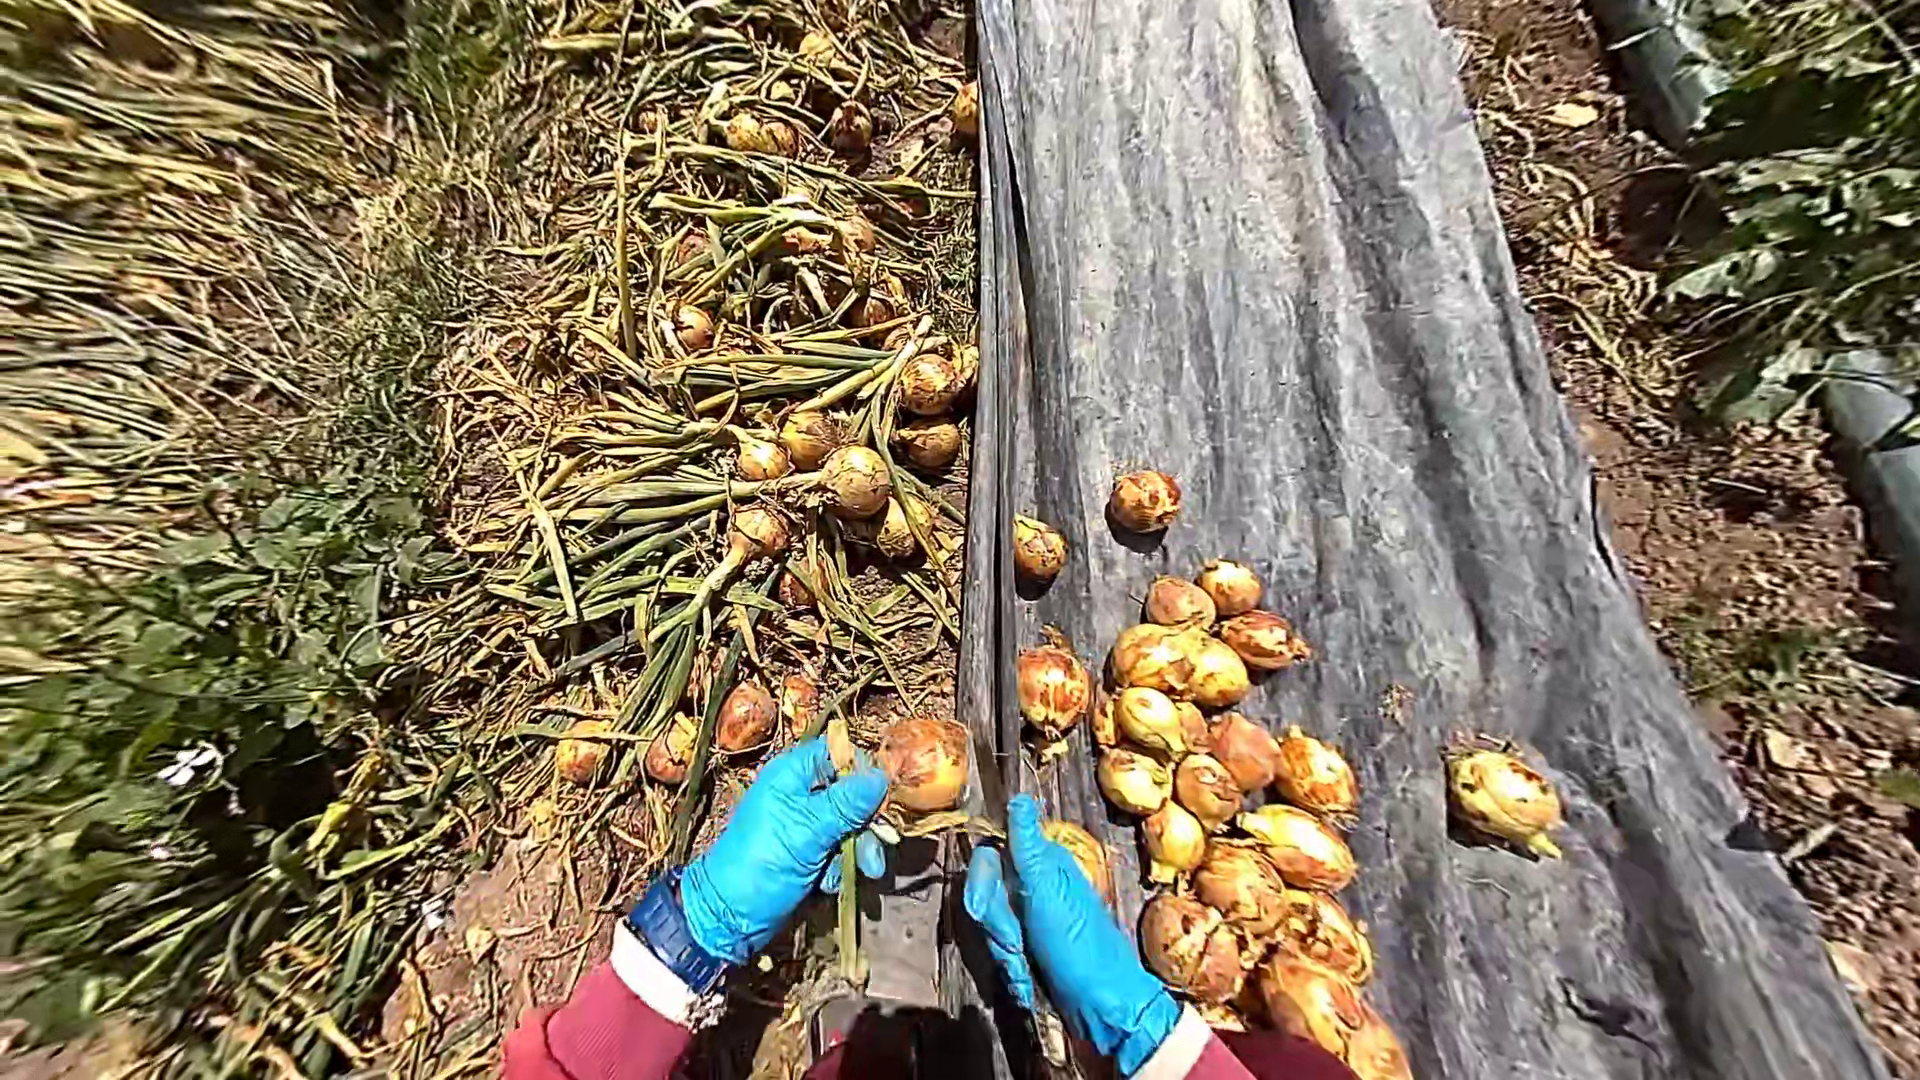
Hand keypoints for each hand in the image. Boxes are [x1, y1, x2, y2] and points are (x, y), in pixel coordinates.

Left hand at [680, 738, 888, 963]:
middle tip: (880, 845)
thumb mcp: (808, 830)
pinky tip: (830, 883)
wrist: (726, 921)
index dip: (863, 770)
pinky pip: (838, 847)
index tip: (881, 797)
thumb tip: (881, 777)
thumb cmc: (762, 863)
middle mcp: (800, 791)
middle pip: (850, 789)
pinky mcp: (807, 850)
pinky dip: (840, 864)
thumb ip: (847, 803)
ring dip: (859, 847)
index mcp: (793, 772)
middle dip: (866, 820)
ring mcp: (803, 821)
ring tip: (865, 872)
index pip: (839, 752)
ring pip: (849, 821)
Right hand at [963, 795, 1180, 1074]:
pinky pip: (998, 947)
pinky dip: (1009, 967)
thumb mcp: (1048, 890)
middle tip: (1017, 944)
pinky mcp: (1028, 944)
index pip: (988, 853)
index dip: (981, 881)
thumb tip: (1019, 797)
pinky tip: (1025, 979)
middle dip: (995, 923)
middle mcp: (1032, 881)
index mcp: (1040, 860)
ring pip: (988, 922)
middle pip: (984, 889)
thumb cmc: (1078, 944)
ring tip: (1024, 966)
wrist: (1102, 1010)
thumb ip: (1027, 843)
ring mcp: (1029, 914)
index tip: (981, 907)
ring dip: (1002, 950)